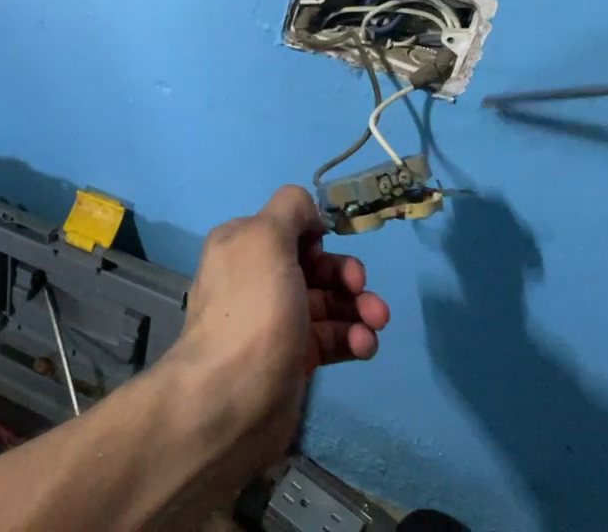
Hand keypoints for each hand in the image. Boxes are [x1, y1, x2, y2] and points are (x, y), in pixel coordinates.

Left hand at [165, 186, 389, 475]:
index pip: (288, 227)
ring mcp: (275, 321)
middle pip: (314, 266)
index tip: (330, 246)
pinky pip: (331, 339)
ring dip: (359, 308)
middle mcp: (256, 279)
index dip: (315, 235)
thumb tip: (309, 213)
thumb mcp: (266, 237)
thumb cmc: (253, 308)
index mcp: (243, 245)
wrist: (232, 398)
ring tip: (375, 324)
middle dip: (347, 274)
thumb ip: (290, 209)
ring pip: (329, 303)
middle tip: (363, 289)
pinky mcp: (293, 359)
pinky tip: (364, 347)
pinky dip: (352, 339)